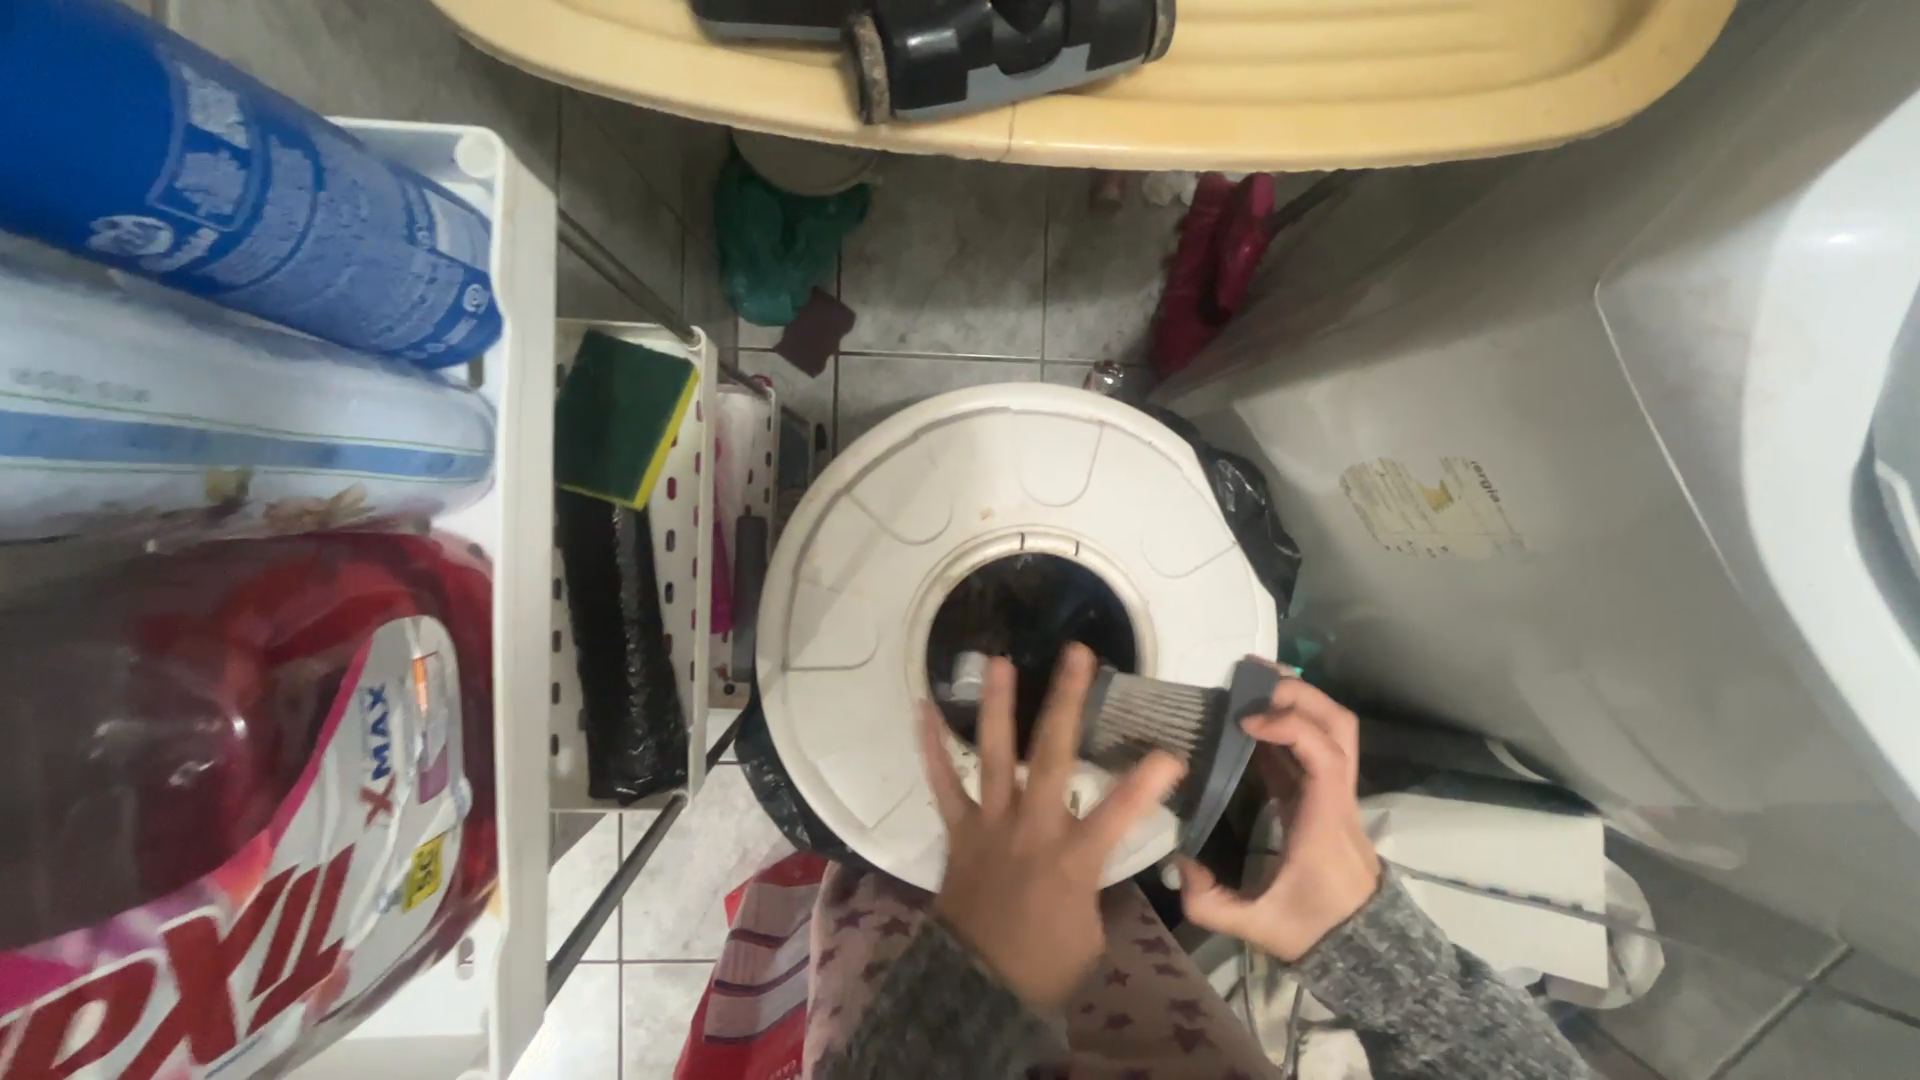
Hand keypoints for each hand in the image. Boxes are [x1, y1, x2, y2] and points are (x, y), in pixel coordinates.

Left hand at [920, 643, 1185, 1009]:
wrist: (978, 986)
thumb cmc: (1044, 963)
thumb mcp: (1089, 929)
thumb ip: (1091, 879)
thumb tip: (1088, 852)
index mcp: (1074, 858)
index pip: (1122, 811)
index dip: (1148, 780)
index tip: (1171, 751)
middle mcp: (1033, 827)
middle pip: (1054, 755)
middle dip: (1068, 701)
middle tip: (1077, 655)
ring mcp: (991, 822)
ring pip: (995, 754)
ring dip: (999, 706)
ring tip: (1000, 662)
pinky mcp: (960, 828)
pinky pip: (943, 783)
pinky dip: (932, 748)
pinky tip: (922, 709)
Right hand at [1178, 668, 1380, 961]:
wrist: (1361, 949)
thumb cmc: (1315, 930)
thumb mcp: (1261, 927)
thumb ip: (1212, 903)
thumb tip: (1178, 864)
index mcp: (1326, 818)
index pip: (1324, 753)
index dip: (1287, 726)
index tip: (1243, 723)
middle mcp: (1337, 795)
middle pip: (1339, 724)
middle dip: (1299, 694)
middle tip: (1250, 680)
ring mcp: (1332, 792)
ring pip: (1332, 728)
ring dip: (1296, 699)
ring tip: (1252, 681)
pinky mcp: (1320, 795)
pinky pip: (1307, 746)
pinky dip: (1282, 724)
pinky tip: (1247, 719)